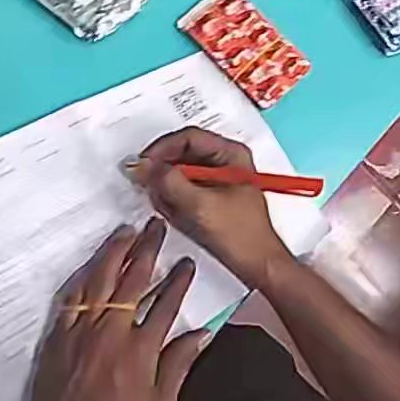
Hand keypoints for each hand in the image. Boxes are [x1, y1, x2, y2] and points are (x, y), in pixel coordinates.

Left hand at [16, 219, 207, 400]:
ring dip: (114, 252)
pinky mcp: (56, 341)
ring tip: (127, 232)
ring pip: (98, 280)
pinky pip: (71, 299)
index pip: (166, 302)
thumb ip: (179, 363)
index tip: (188, 262)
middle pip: (131, 280)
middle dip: (147, 249)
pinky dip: (84, 277)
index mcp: (139, 352)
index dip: (179, 279)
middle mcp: (109, 335)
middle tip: (156, 226)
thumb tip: (203, 331)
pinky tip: (93, 265)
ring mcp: (79, 335)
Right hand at [135, 127, 293, 290]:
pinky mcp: (211, 195)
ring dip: (168, 187)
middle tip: (149, 184)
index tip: (143, 164)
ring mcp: (217, 178)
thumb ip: (170, 182)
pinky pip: (184, 188)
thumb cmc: (242, 235)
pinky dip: (174, 198)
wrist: (256, 263)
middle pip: (183, 153)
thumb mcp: (200, 205)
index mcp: (231, 154)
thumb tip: (145, 166)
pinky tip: (174, 212)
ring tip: (167, 204)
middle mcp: (225, 161)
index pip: (189, 137)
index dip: (162, 149)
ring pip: (180, 172)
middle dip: (164, 170)